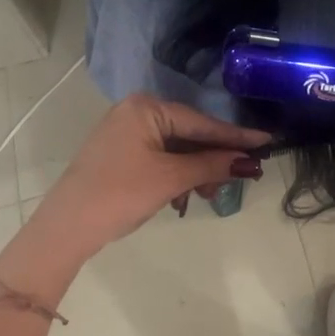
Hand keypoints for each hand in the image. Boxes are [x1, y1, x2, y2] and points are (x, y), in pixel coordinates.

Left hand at [38, 95, 271, 247]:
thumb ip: (212, 166)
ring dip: (194, 172)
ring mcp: (125, 133)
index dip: (235, 136)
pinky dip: (175, 176)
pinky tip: (182, 197)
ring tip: (203, 197)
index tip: (268, 141)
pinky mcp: (119, 154)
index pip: (201, 121)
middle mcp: (135, 112)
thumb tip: (249, 162)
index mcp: (146, 107)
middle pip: (189, 134)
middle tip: (234, 181)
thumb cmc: (120, 194)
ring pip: (175, 149)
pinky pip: (159, 158)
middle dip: (211, 160)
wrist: (66, 227)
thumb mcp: (171, 179)